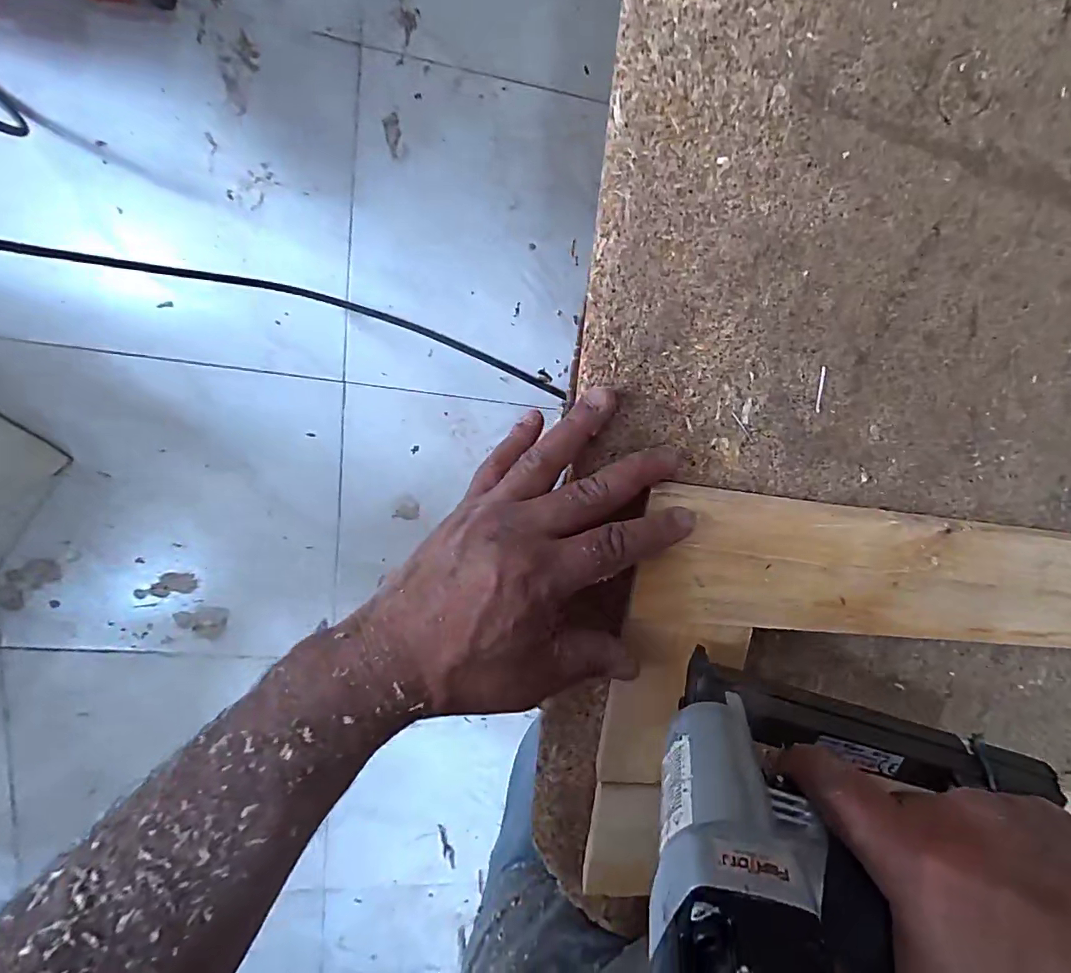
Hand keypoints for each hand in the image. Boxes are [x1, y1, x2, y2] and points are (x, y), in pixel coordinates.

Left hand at [349, 386, 694, 715]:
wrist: (384, 659)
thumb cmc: (464, 671)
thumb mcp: (533, 675)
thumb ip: (587, 658)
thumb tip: (634, 663)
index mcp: (545, 574)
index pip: (615, 543)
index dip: (655, 531)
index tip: (686, 517)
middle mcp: (524, 532)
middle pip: (592, 491)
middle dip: (638, 471)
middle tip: (671, 454)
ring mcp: (492, 513)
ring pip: (545, 461)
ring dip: (579, 426)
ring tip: (606, 396)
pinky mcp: (466, 509)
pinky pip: (495, 466)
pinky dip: (516, 440)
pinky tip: (534, 417)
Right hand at [779, 747, 1070, 972]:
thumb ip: (885, 937)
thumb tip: (874, 927)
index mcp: (920, 859)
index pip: (841, 789)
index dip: (805, 767)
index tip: (788, 757)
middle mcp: (962, 817)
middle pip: (900, 814)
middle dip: (892, 849)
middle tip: (903, 901)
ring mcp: (1013, 812)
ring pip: (955, 821)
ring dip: (950, 856)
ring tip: (975, 916)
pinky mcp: (1057, 821)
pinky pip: (1003, 825)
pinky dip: (995, 853)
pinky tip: (1022, 906)